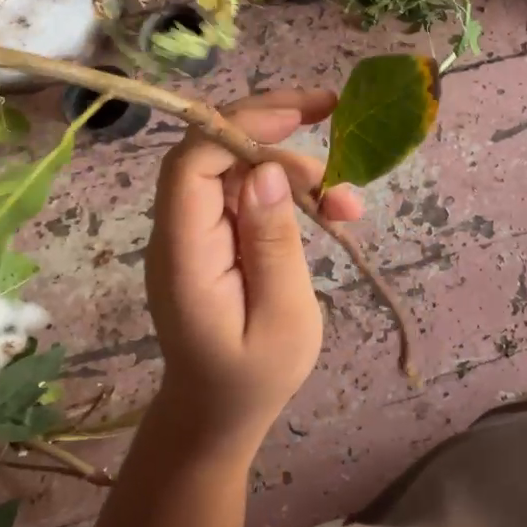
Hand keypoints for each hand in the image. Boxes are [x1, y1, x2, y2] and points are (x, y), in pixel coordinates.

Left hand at [145, 89, 364, 451]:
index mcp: (185, 254)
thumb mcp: (282, 318)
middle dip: (272, 124)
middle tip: (331, 112)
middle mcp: (178, 231)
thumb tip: (268, 171)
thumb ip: (273, 244)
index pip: (192, 164)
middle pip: (211, 149)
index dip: (242, 126)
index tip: (302, 117)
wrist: (217, 413)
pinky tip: (330, 209)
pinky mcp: (213, 235)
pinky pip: (247, 191)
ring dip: (295, 167)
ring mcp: (193, 230)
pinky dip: (290, 189)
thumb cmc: (254, 377)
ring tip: (348, 203)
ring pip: (236, 166)